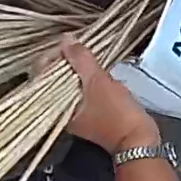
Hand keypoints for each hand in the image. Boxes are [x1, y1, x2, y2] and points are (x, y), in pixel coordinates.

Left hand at [59, 36, 159, 154]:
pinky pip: (81, 89)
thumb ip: (81, 59)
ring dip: (77, 68)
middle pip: (53, 76)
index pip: (41, 72)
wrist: (139, 140)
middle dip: (66, 60)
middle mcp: (60, 110)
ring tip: (89, 57)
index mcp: (55, 106)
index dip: (53, 54)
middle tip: (81, 48)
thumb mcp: (99, 81)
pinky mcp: (89, 113)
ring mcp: (75, 112)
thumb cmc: (117, 114)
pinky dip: (86, 78)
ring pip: (68, 82)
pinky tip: (96, 71)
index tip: (70, 45)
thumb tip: (66, 39)